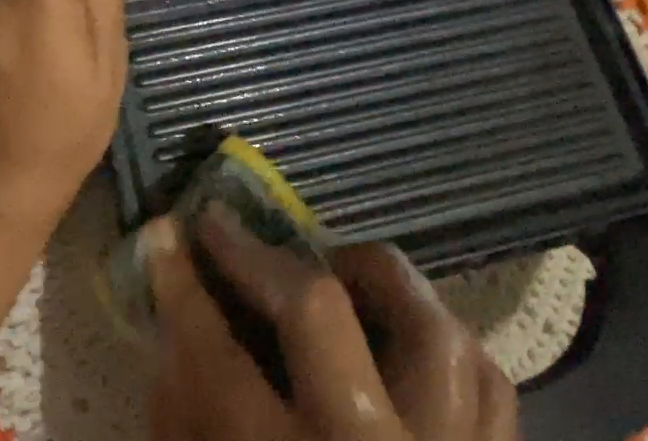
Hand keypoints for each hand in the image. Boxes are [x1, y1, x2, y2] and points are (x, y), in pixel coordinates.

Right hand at [145, 203, 517, 440]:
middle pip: (318, 316)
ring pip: (429, 328)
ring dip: (368, 280)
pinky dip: (439, 335)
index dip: (181, 285)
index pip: (216, 356)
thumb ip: (183, 417)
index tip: (162, 235)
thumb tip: (178, 319)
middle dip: (257, 256)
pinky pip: (485, 375)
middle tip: (221, 230)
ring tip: (325, 271)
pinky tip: (398, 330)